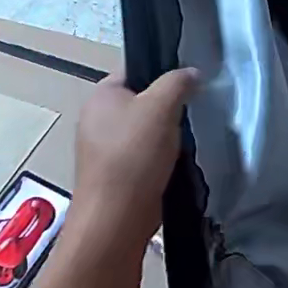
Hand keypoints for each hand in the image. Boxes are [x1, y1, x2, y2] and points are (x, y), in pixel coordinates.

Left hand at [71, 70, 198, 252]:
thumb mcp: (161, 106)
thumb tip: (191, 73)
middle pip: (141, 102)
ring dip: (164, 138)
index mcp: (101, 95)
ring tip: (186, 141)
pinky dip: (158, 160)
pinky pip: (142, 158)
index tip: (187, 84)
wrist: (116, 216)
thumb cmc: (134, 154)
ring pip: (143, 133)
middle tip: (191, 113)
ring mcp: (102, 149)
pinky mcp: (113, 175)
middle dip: (166, 109)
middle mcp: (96, 118)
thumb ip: (178, 82)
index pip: (134, 70)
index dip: (161, 73)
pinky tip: (175, 165)